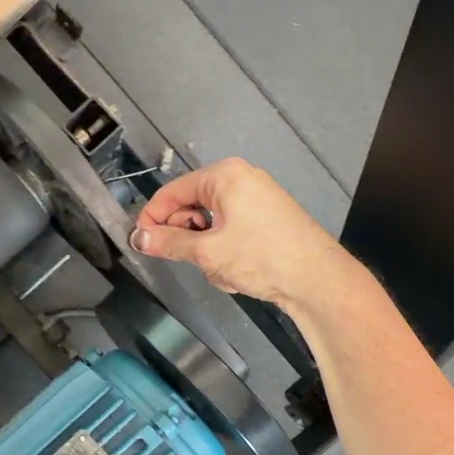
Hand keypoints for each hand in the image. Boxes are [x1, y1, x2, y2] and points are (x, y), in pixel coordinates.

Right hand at [130, 159, 357, 311]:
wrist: (315, 278)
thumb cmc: (261, 257)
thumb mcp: (207, 252)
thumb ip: (168, 243)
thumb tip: (138, 238)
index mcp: (224, 176)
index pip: (172, 192)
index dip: (152, 218)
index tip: (140, 243)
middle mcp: (240, 180)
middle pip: (190, 207)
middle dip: (186, 238)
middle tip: (189, 260)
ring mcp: (255, 200)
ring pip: (208, 225)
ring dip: (205, 251)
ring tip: (220, 270)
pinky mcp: (264, 220)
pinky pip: (227, 233)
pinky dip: (223, 254)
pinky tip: (236, 273)